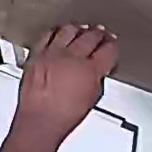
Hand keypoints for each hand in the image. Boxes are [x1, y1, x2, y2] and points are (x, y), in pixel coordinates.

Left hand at [13, 24, 117, 145]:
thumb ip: (98, 77)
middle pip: (92, 35)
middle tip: (101, 34)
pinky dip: (56, 33)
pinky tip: (59, 35)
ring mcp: (53, 54)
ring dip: (79, 30)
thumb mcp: (93, 97)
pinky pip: (48, 35)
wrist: (40, 122)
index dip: (113, 45)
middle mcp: (72, 58)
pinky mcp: (37, 54)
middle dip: (99, 34)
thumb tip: (99, 68)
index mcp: (90, 70)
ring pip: (70, 30)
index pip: (109, 49)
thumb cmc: (63, 116)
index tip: (112, 44)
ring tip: (82, 31)